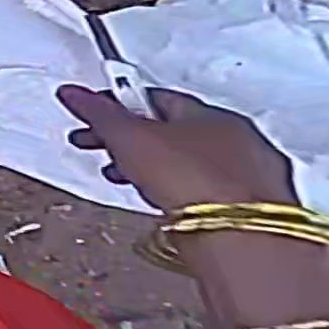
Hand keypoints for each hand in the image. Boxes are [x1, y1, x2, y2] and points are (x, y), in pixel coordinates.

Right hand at [56, 85, 295, 210]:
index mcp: (214, 114)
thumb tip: (73, 92)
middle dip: (127, 137)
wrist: (236, 235)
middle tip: (98, 144)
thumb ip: (96, 110)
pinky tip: (158, 195)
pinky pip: (202, 184)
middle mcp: (243, 139)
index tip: (94, 112)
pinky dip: (174, 185)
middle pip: (169, 129)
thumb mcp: (124, 135)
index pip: (155, 98)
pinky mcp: (255, 205)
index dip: (117, 104)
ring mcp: (255, 174)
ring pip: (185, 158)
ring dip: (148, 163)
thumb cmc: (187, 176)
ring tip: (122, 175)